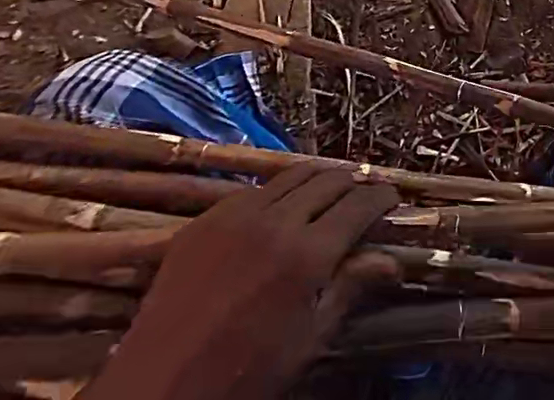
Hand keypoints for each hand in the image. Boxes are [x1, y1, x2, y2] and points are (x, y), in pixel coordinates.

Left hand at [96, 165, 400, 399]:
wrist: (160, 385)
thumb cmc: (245, 374)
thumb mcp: (307, 341)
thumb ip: (349, 290)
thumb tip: (392, 261)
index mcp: (307, 256)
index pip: (358, 207)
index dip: (380, 198)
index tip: (392, 198)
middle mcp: (276, 221)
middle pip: (327, 181)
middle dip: (352, 182)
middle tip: (365, 191)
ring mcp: (237, 213)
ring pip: (291, 175)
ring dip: (318, 178)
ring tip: (331, 187)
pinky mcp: (208, 216)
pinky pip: (254, 189)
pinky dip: (279, 191)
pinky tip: (281, 206)